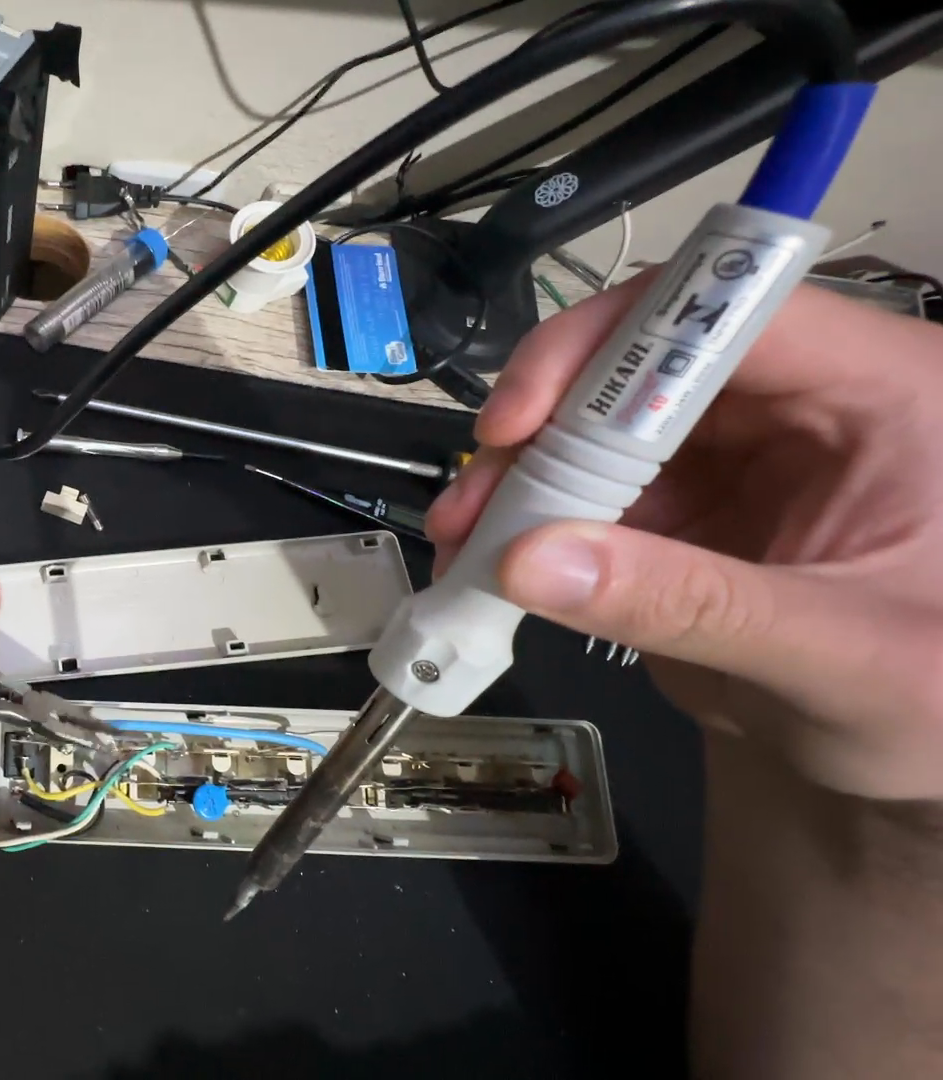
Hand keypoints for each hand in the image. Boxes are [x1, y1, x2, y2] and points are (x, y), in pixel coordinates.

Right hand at [429, 280, 942, 799]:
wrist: (902, 757)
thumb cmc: (934, 706)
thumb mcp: (840, 659)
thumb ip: (691, 605)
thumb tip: (525, 561)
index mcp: (874, 399)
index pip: (725, 315)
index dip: (608, 346)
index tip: (515, 422)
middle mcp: (781, 410)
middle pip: (624, 368)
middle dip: (528, 431)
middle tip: (470, 504)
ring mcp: (711, 460)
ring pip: (575, 431)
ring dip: (504, 482)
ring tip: (459, 542)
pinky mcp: (656, 508)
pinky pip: (561, 493)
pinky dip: (506, 523)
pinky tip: (473, 561)